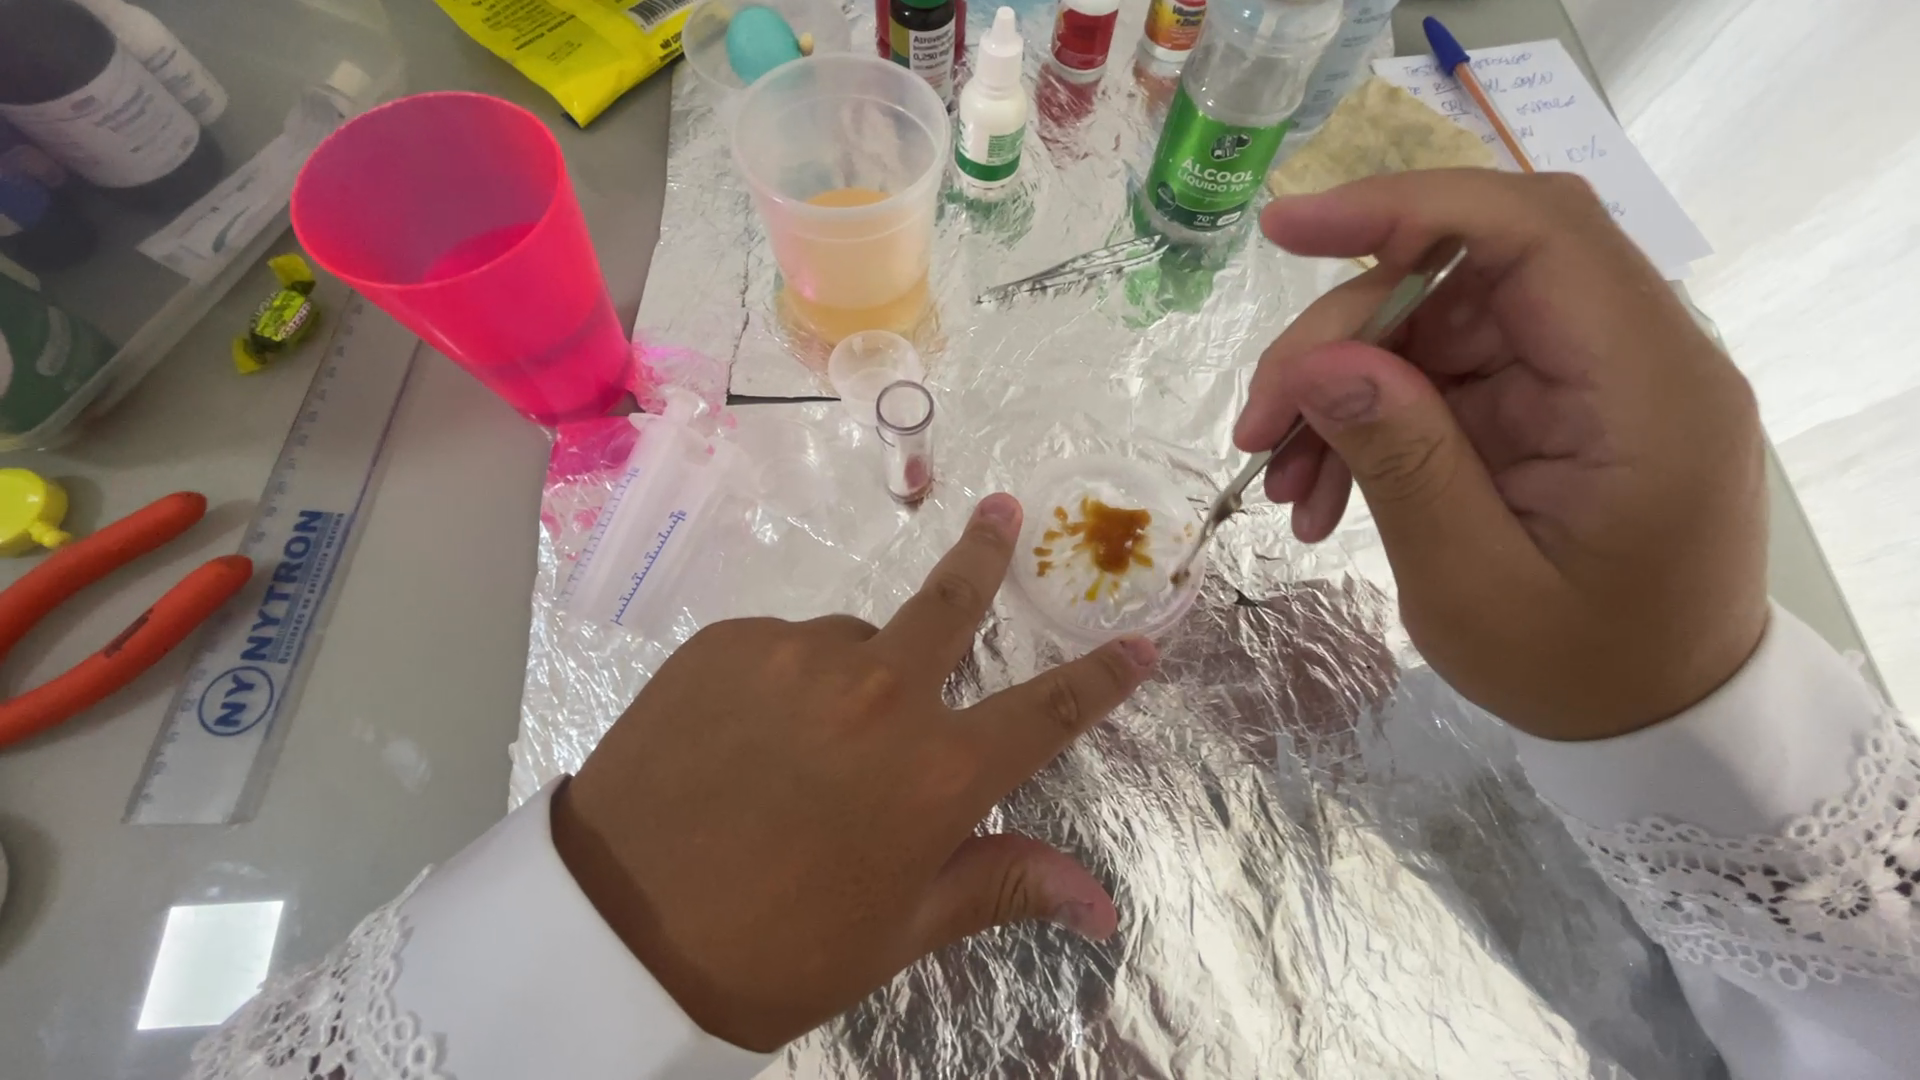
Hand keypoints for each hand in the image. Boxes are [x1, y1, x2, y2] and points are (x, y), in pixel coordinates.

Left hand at [550, 495, 1157, 1051]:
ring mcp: (799, 654)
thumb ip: (1001, 884)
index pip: (1046, 710)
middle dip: (985, 555)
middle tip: (1001, 511)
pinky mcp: (731, 640)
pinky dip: (786, 678)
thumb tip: (1104, 904)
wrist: (609, 933)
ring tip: (804, 745)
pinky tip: (747, 732)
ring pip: (855, 642)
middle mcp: (879, 694)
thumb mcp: (897, 929)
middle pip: (952, 603)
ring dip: (855, 674)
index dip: (1102, 678)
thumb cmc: (772, 950)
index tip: (1142, 641)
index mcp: (934, 774)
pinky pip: (784, 646)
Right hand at [1234, 170, 1767, 741]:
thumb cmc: (1578, 669)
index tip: (1284, 229)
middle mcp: (1615, 356)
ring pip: (1421, 334)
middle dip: (1332, 343)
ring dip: (1332, 395)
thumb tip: (1317, 365)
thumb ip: (1401, 459)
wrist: (1648, 713)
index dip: (1402, 207)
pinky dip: (1357, 429)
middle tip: (1255, 427)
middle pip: (1450, 282)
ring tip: (1278, 482)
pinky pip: (1424, 386)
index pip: (1530, 230)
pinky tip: (1315, 496)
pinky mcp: (1531, 409)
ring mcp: (1569, 381)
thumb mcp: (1470, 580)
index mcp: (1640, 385)